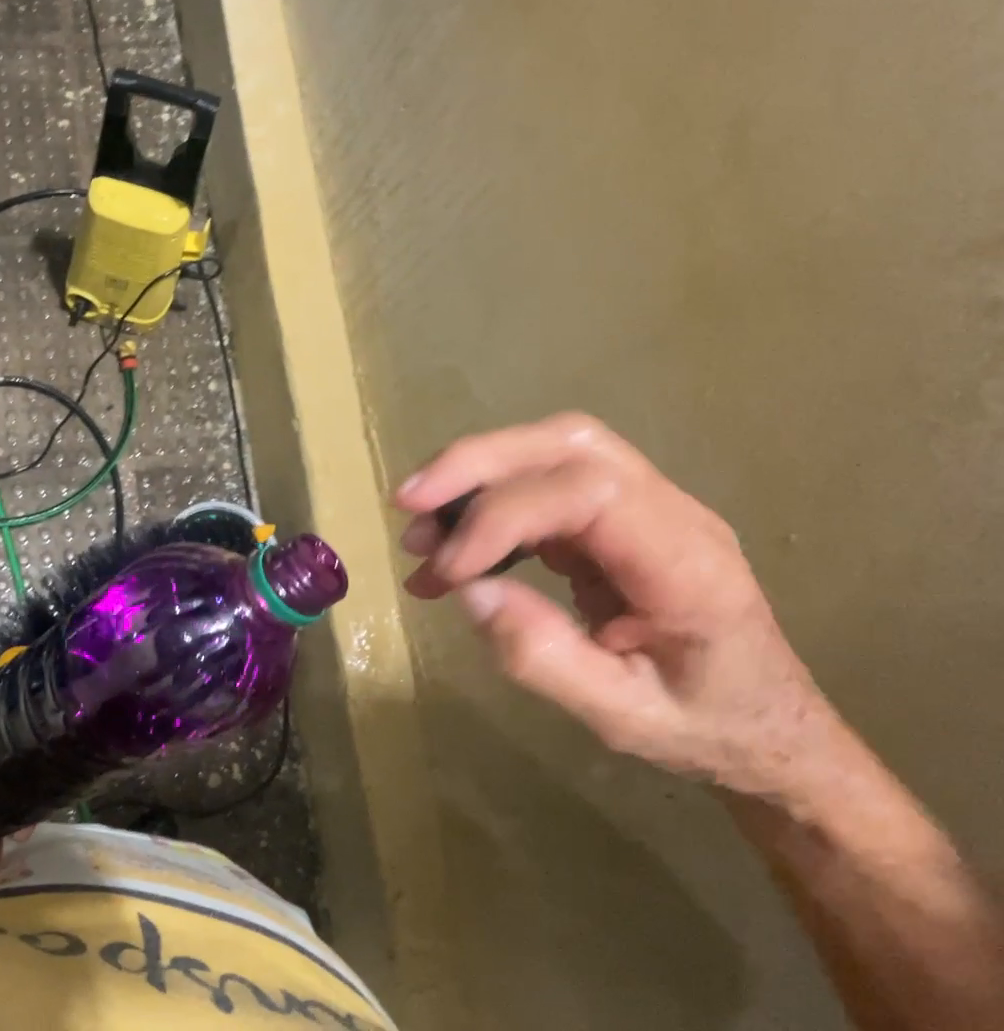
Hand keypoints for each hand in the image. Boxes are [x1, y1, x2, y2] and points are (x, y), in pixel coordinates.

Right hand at [395, 412, 847, 801]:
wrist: (767, 727)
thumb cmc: (705, 727)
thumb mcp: (621, 716)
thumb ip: (543, 657)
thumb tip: (469, 592)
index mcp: (685, 565)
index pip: (586, 492)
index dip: (502, 516)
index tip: (449, 570)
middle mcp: (670, 515)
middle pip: (566, 446)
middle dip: (476, 464)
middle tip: (406, 504)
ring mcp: (644, 510)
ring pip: (549, 453)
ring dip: (472, 480)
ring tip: (417, 538)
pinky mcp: (613, 522)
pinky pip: (541, 488)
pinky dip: (483, 510)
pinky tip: (450, 558)